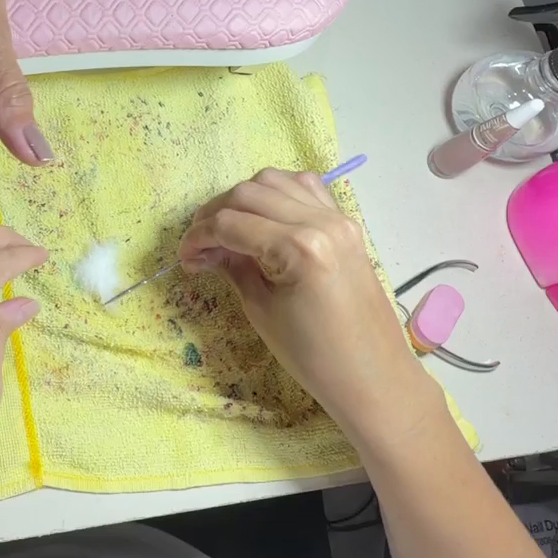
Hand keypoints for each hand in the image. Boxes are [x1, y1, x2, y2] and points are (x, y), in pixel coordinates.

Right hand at [178, 169, 417, 421]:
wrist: (373, 376)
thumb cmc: (313, 356)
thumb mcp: (261, 310)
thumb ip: (233, 266)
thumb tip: (205, 248)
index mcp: (298, 247)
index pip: (230, 223)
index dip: (198, 237)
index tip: (184, 257)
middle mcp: (319, 221)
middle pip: (248, 193)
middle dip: (214, 214)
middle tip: (200, 245)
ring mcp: (337, 218)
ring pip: (274, 181)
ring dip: (243, 199)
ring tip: (228, 229)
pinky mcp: (346, 223)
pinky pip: (304, 189)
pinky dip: (276, 194)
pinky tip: (263, 218)